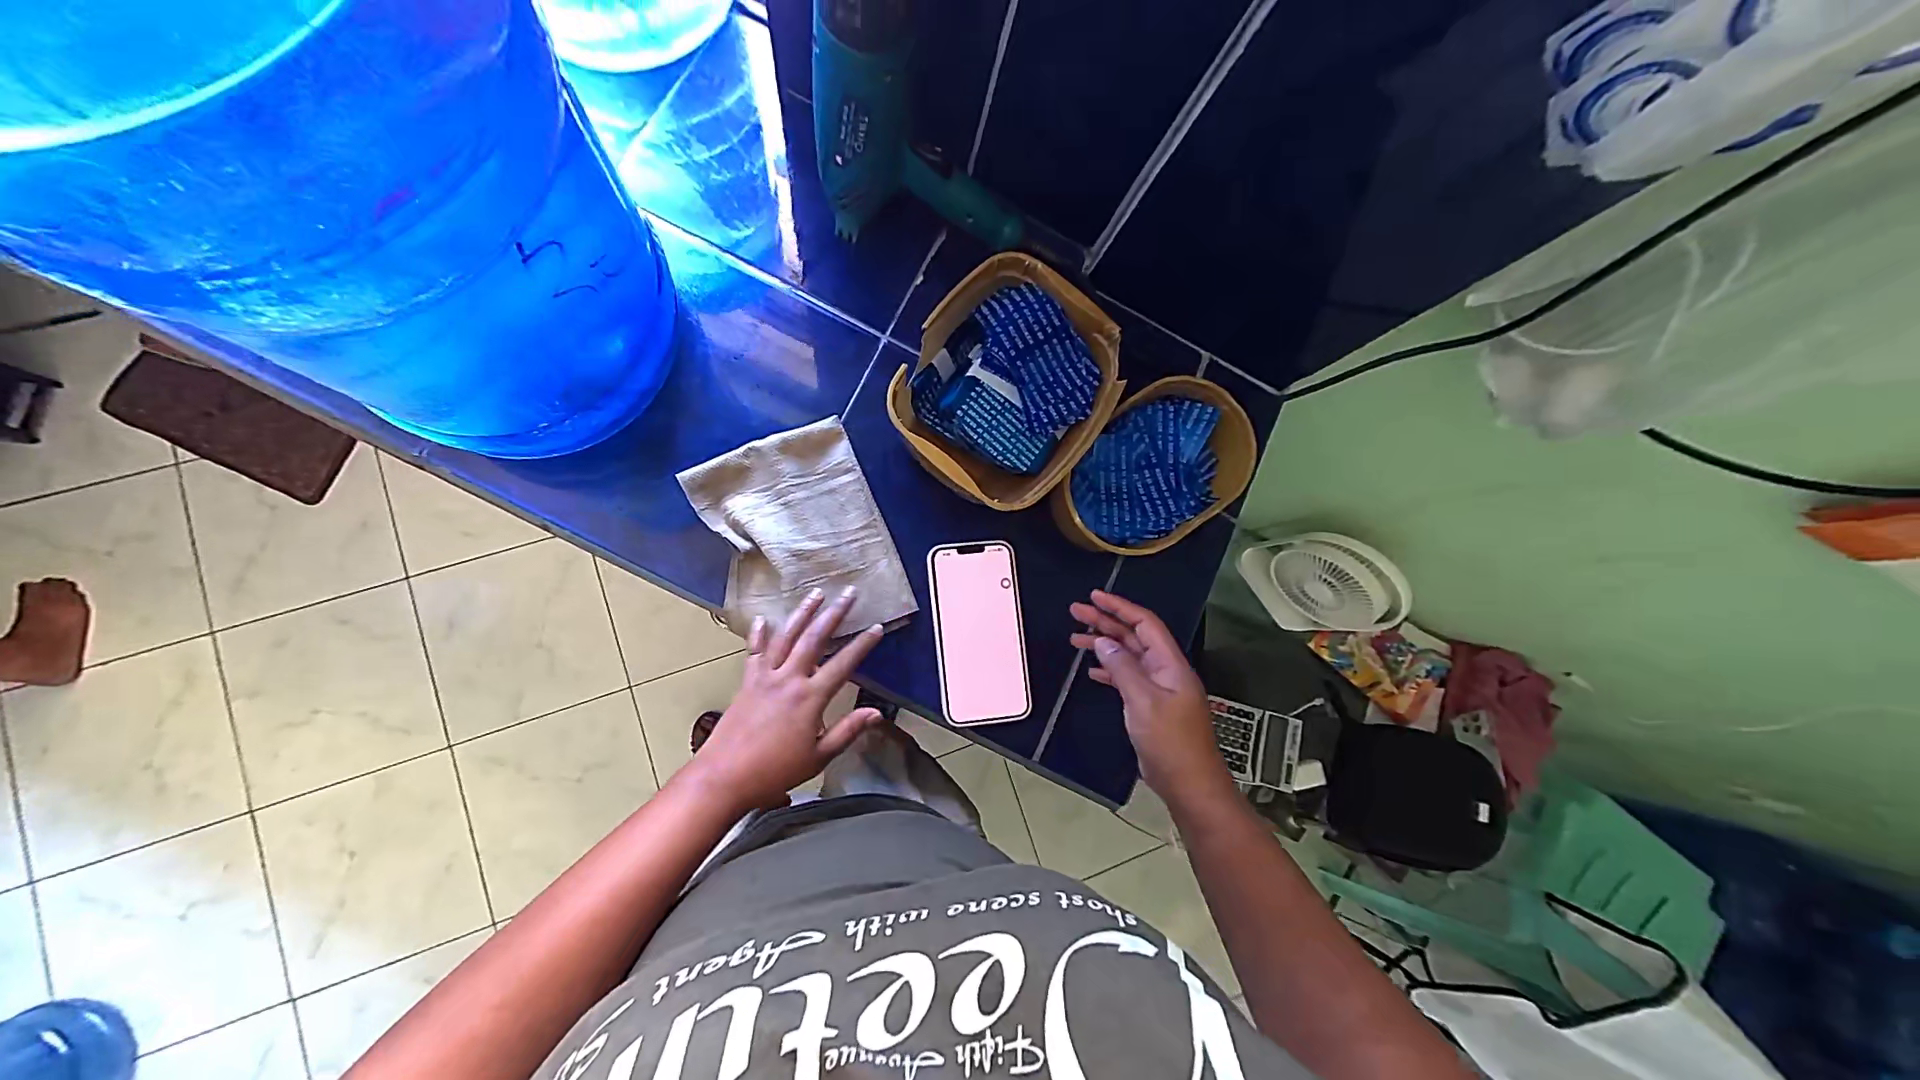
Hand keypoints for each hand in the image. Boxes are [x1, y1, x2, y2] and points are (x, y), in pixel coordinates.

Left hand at [678, 587, 887, 814]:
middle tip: (849, 593)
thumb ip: (848, 731)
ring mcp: (765, 678)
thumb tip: (876, 713)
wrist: (722, 777)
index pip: (843, 665)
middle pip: (814, 639)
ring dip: (802, 613)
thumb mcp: (818, 757)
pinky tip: (762, 619)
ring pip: (786, 637)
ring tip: (815, 594)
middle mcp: (788, 680)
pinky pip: (754, 652)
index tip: (876, 627)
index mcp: (810, 698)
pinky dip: (758, 635)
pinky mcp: (746, 683)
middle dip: (834, 614)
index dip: (862, 645)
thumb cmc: (773, 772)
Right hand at [1070, 590, 1235, 802]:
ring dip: (1104, 645)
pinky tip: (1093, 669)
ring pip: (1128, 656)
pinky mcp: (1151, 705)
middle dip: (1106, 622)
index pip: (1145, 624)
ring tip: (1076, 638)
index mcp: (1170, 664)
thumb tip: (1103, 641)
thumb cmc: (1170, 742)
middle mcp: (1166, 671)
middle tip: (1077, 612)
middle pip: (1134, 637)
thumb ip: (1122, 668)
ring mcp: (1159, 688)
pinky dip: (1110, 669)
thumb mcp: (1143, 701)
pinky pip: (1128, 677)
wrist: (1189, 783)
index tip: (1095, 597)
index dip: (1120, 607)